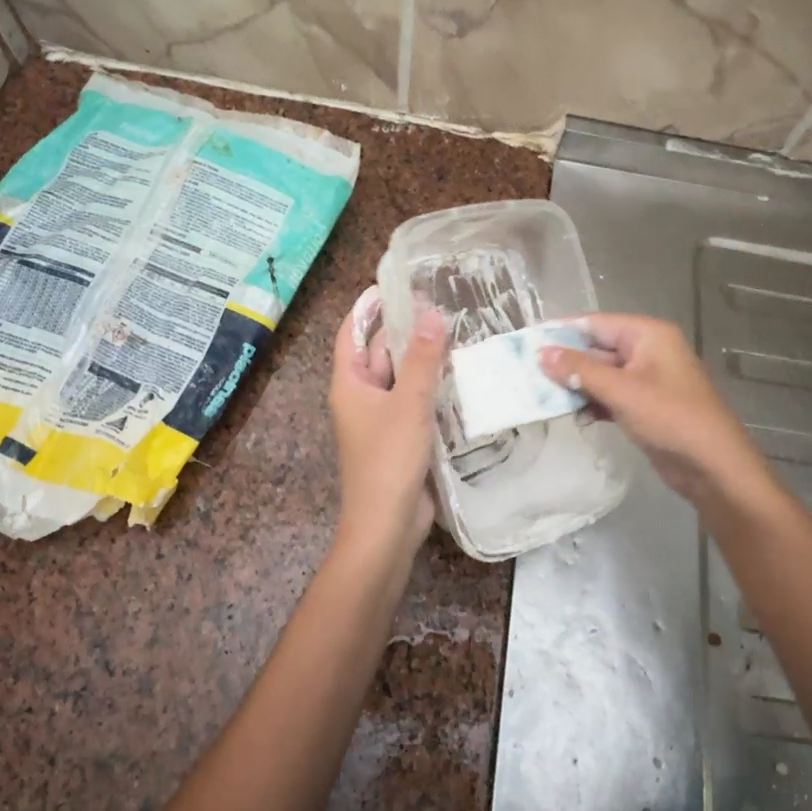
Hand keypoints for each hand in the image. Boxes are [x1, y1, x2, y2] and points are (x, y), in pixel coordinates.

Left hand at [328, 292, 445, 556]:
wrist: (387, 526)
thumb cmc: (388, 461)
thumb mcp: (408, 404)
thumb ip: (422, 358)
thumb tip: (432, 311)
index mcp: (349, 384)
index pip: (352, 334)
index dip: (367, 307)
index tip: (392, 284)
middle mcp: (361, 397)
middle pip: (380, 353)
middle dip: (405, 330)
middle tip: (440, 303)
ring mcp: (381, 420)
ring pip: (401, 378)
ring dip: (423, 359)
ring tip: (457, 332)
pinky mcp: (402, 439)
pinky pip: (415, 402)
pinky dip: (433, 387)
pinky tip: (461, 376)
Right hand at [539, 313, 771, 505]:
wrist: (714, 467)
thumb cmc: (671, 419)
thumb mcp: (622, 391)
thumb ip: (579, 370)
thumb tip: (541, 353)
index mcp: (647, 334)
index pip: (595, 323)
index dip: (561, 332)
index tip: (526, 342)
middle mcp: (648, 350)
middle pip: (597, 348)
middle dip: (566, 362)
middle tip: (529, 374)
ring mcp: (648, 378)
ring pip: (601, 374)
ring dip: (577, 386)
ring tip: (545, 398)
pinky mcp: (646, 405)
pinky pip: (611, 395)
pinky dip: (593, 403)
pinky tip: (576, 416)